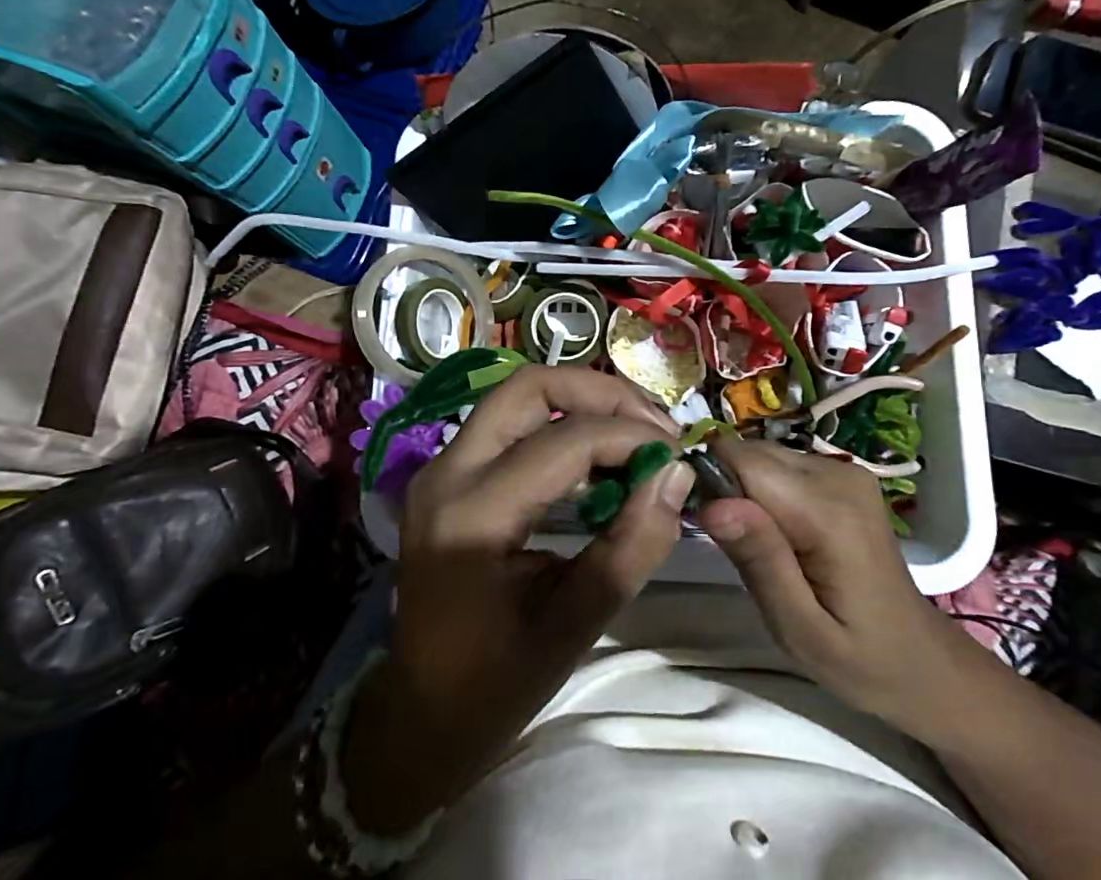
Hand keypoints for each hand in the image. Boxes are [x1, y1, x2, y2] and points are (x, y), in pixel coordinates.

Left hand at [342, 367, 692, 832]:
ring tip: (639, 439)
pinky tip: (602, 461)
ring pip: (519, 398)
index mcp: (473, 514)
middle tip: (657, 429)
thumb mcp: (574, 625)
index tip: (680, 457)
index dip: (633, 437)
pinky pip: (513, 425)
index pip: (566, 439)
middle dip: (603, 395)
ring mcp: (443, 470)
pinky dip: (563, 426)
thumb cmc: (495, 683)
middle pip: (530, 387)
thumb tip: (679, 476)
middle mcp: (448, 473)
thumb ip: (631, 547)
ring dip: (584, 405)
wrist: (420, 714)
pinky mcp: (452, 478)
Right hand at [696, 438, 968, 741]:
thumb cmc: (859, 659)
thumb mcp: (799, 629)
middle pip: (751, 453)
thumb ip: (759, 560)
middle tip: (732, 550)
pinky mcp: (843, 477)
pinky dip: (765, 493)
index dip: (712, 486)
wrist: (921, 660)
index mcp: (829, 512)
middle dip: (727, 489)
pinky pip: (782, 466)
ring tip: (755, 549)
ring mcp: (845, 472)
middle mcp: (839, 475)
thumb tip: (712, 501)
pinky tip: (776, 536)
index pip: (743, 461)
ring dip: (745, 492)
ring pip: (763, 456)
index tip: (705, 531)